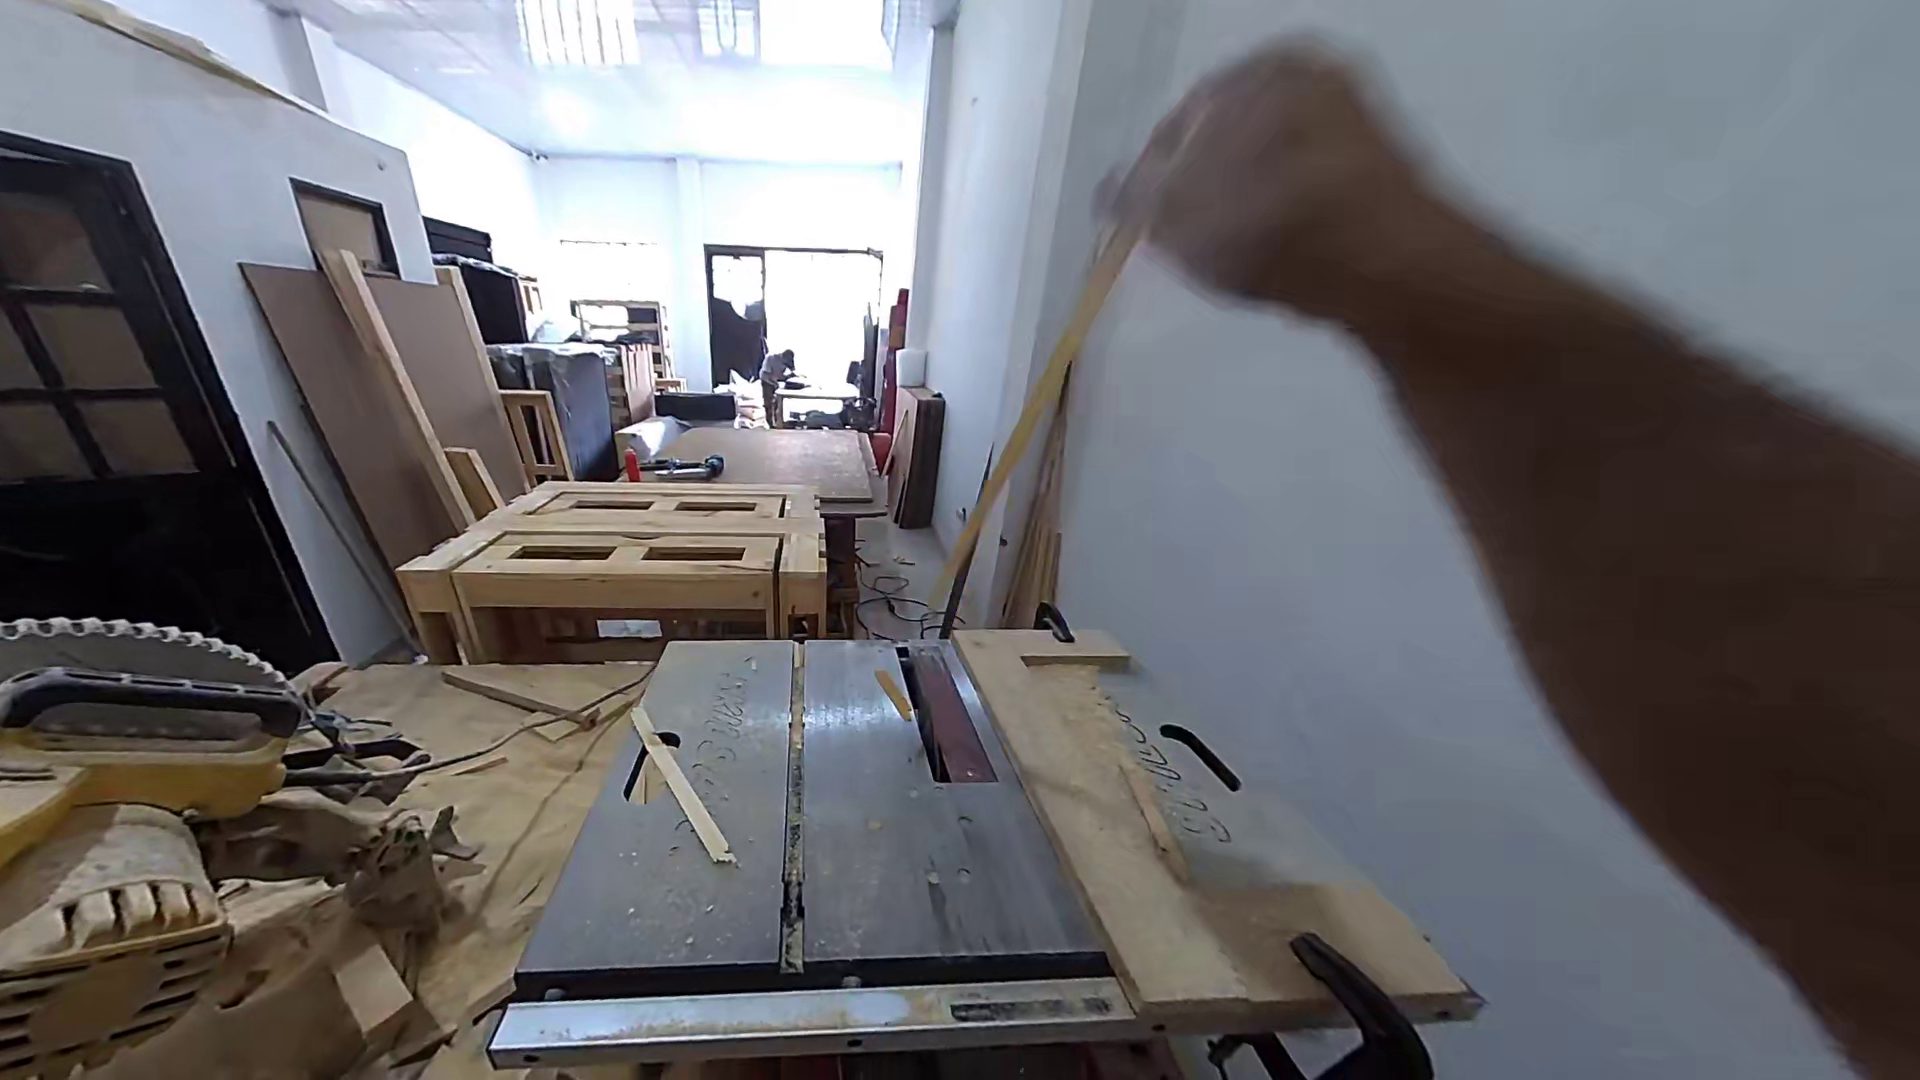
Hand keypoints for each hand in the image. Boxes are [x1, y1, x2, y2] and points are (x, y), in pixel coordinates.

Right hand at [1113, 38, 1463, 317]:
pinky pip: (1290, 185)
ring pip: (1254, 166)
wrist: (1383, 265)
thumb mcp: (1183, 216)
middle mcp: (1311, 78)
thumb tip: (1106, 191)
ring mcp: (1346, 118)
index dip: (1148, 182)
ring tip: (1216, 252)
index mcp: (1265, 71)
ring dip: (1226, 205)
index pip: (1177, 128)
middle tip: (1173, 242)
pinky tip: (1260, 249)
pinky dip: (1266, 214)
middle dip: (1190, 193)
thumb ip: (1137, 199)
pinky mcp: (1364, 166)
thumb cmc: (1274, 230)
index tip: (1136, 226)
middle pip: (1218, 145)